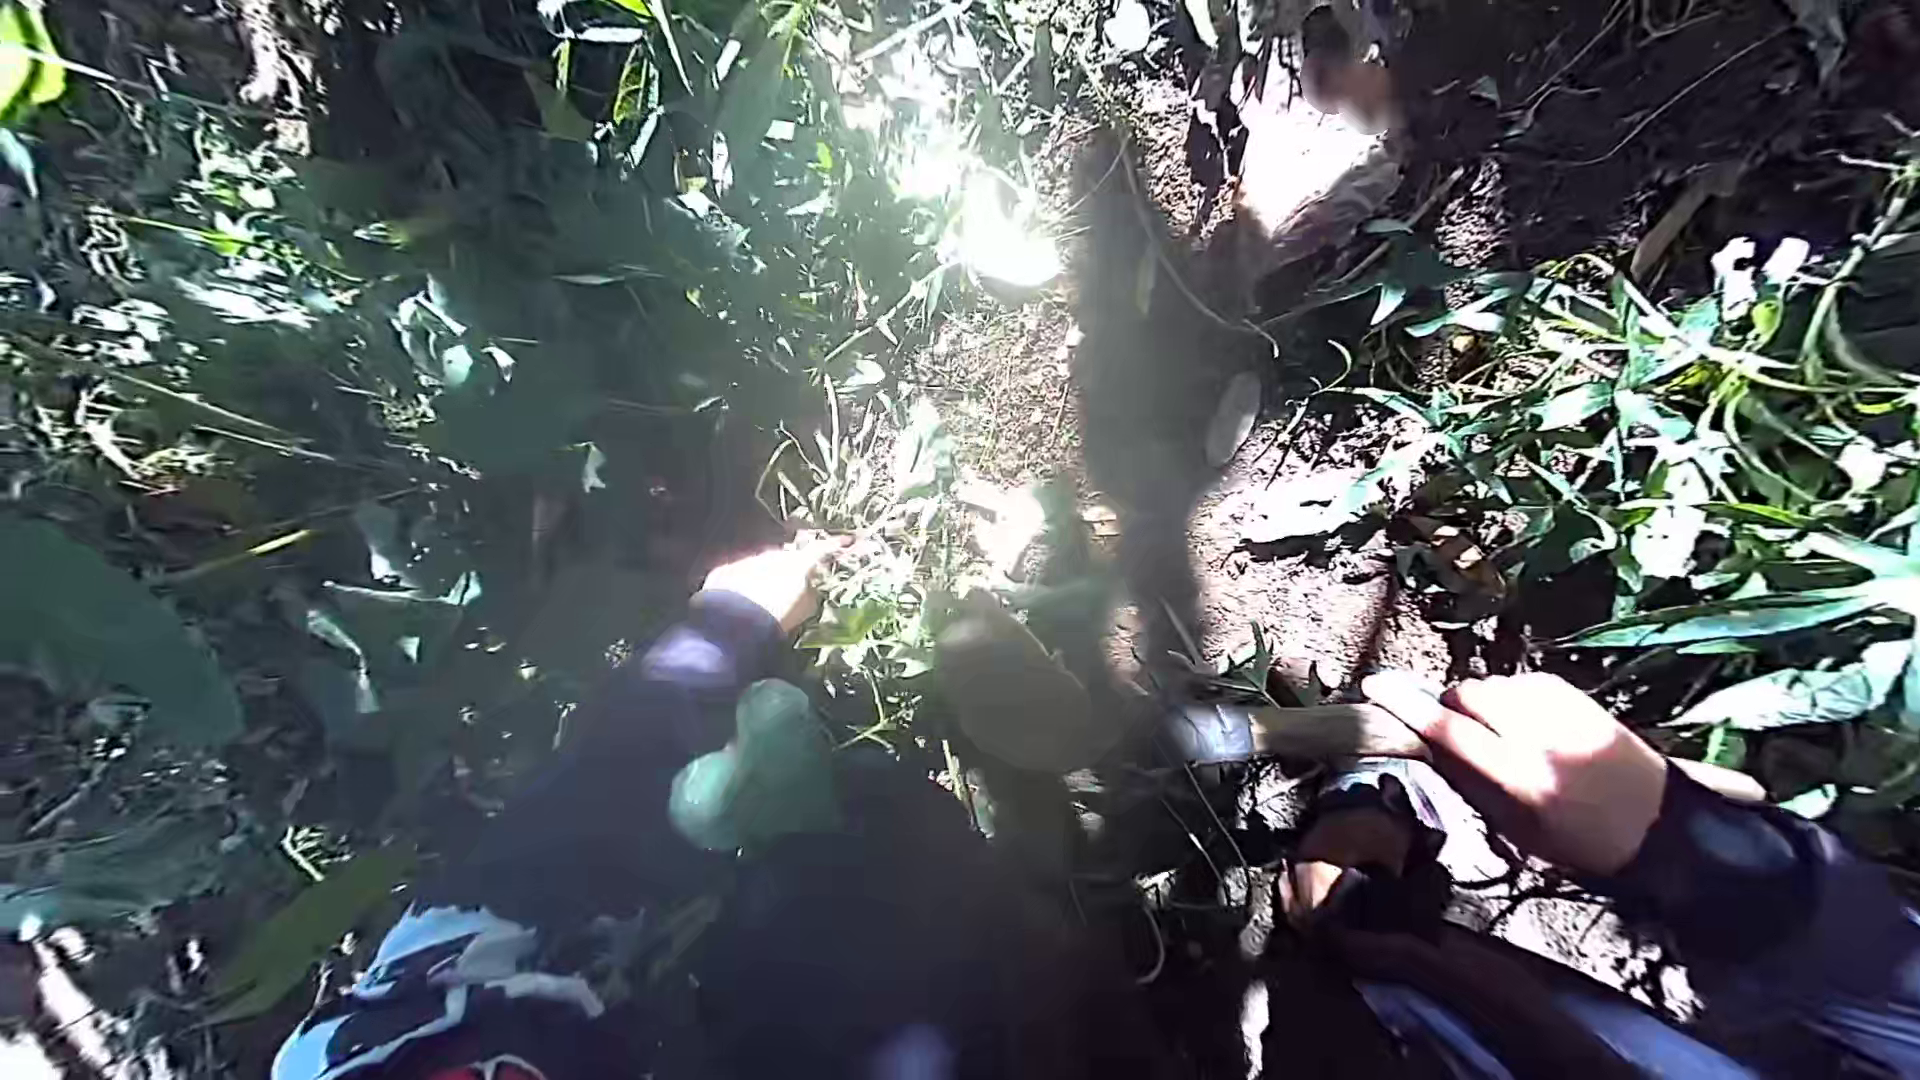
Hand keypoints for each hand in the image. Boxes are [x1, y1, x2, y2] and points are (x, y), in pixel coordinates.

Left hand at [702, 534, 844, 634]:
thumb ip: (811, 592)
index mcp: (798, 562)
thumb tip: (811, 587)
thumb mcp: (806, 608)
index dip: (835, 544)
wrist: (735, 623)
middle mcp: (773, 554)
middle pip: (788, 555)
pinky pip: (739, 571)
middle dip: (791, 564)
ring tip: (765, 594)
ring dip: (766, 573)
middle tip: (793, 581)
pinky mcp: (725, 569)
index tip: (846, 540)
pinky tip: (742, 597)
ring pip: (762, 562)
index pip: (821, 549)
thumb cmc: (778, 616)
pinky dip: (743, 581)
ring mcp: (748, 559)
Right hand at [1361, 671, 1667, 875]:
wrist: (1676, 834)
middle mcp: (1544, 737)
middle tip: (1462, 730)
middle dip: (1452, 706)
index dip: (1405, 705)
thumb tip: (1423, 740)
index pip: (1448, 729)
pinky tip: (1526, 719)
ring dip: (1482, 702)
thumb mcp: (1515, 826)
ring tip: (1501, 728)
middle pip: (1466, 694)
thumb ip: (1465, 778)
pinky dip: (1510, 696)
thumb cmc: (1581, 841)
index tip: (1372, 685)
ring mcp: (1567, 712)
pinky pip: (1518, 681)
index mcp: (1523, 778)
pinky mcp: (1580, 697)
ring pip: (1490, 684)